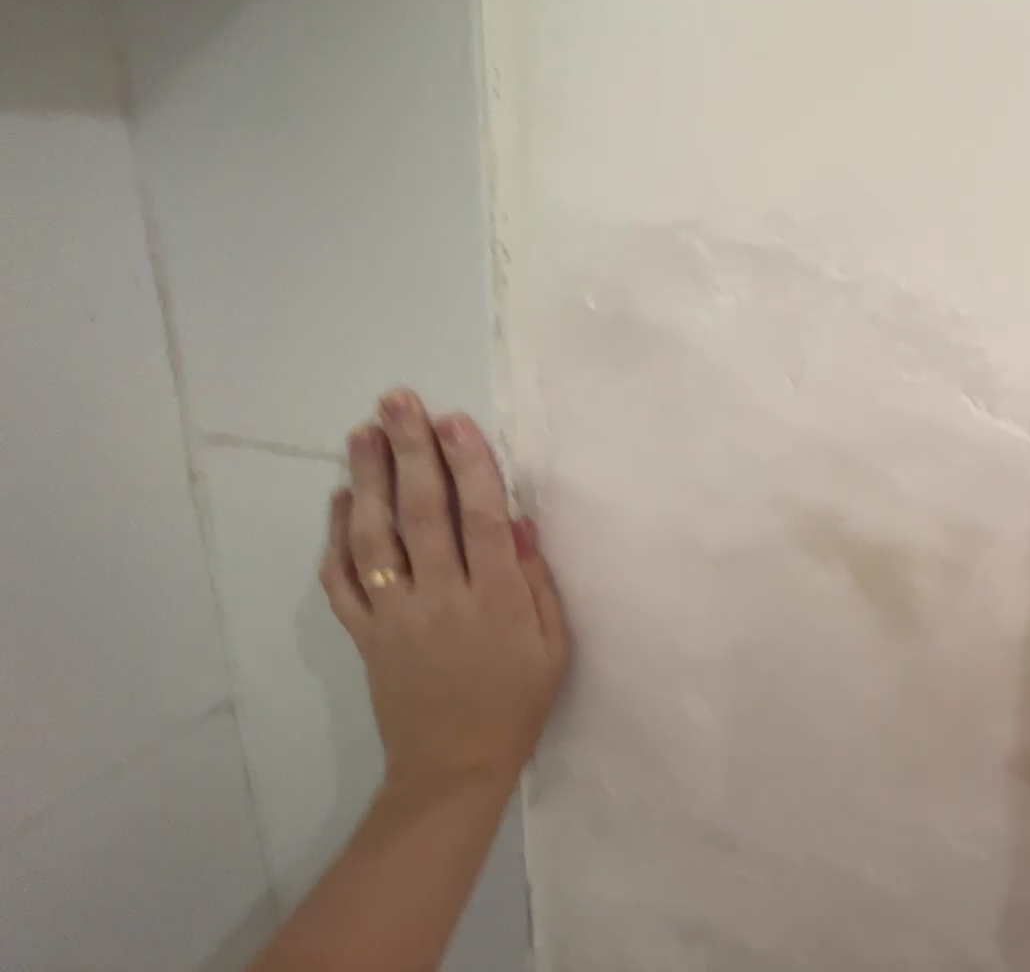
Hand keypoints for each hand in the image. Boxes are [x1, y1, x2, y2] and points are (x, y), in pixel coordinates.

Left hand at [319, 389, 570, 798]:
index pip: (481, 518)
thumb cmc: (518, 699)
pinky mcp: (365, 633)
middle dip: (411, 453)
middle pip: (422, 514)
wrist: (454, 765)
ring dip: (368, 481)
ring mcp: (394, 615)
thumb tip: (520, 524)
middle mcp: (441, 598)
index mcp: (496, 599)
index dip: (469, 466)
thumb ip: (537, 583)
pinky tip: (342, 499)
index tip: (456, 421)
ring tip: (363, 433)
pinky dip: (336, 537)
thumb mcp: (553, 644)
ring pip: (375, 538)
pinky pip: (342, 580)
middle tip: (398, 403)